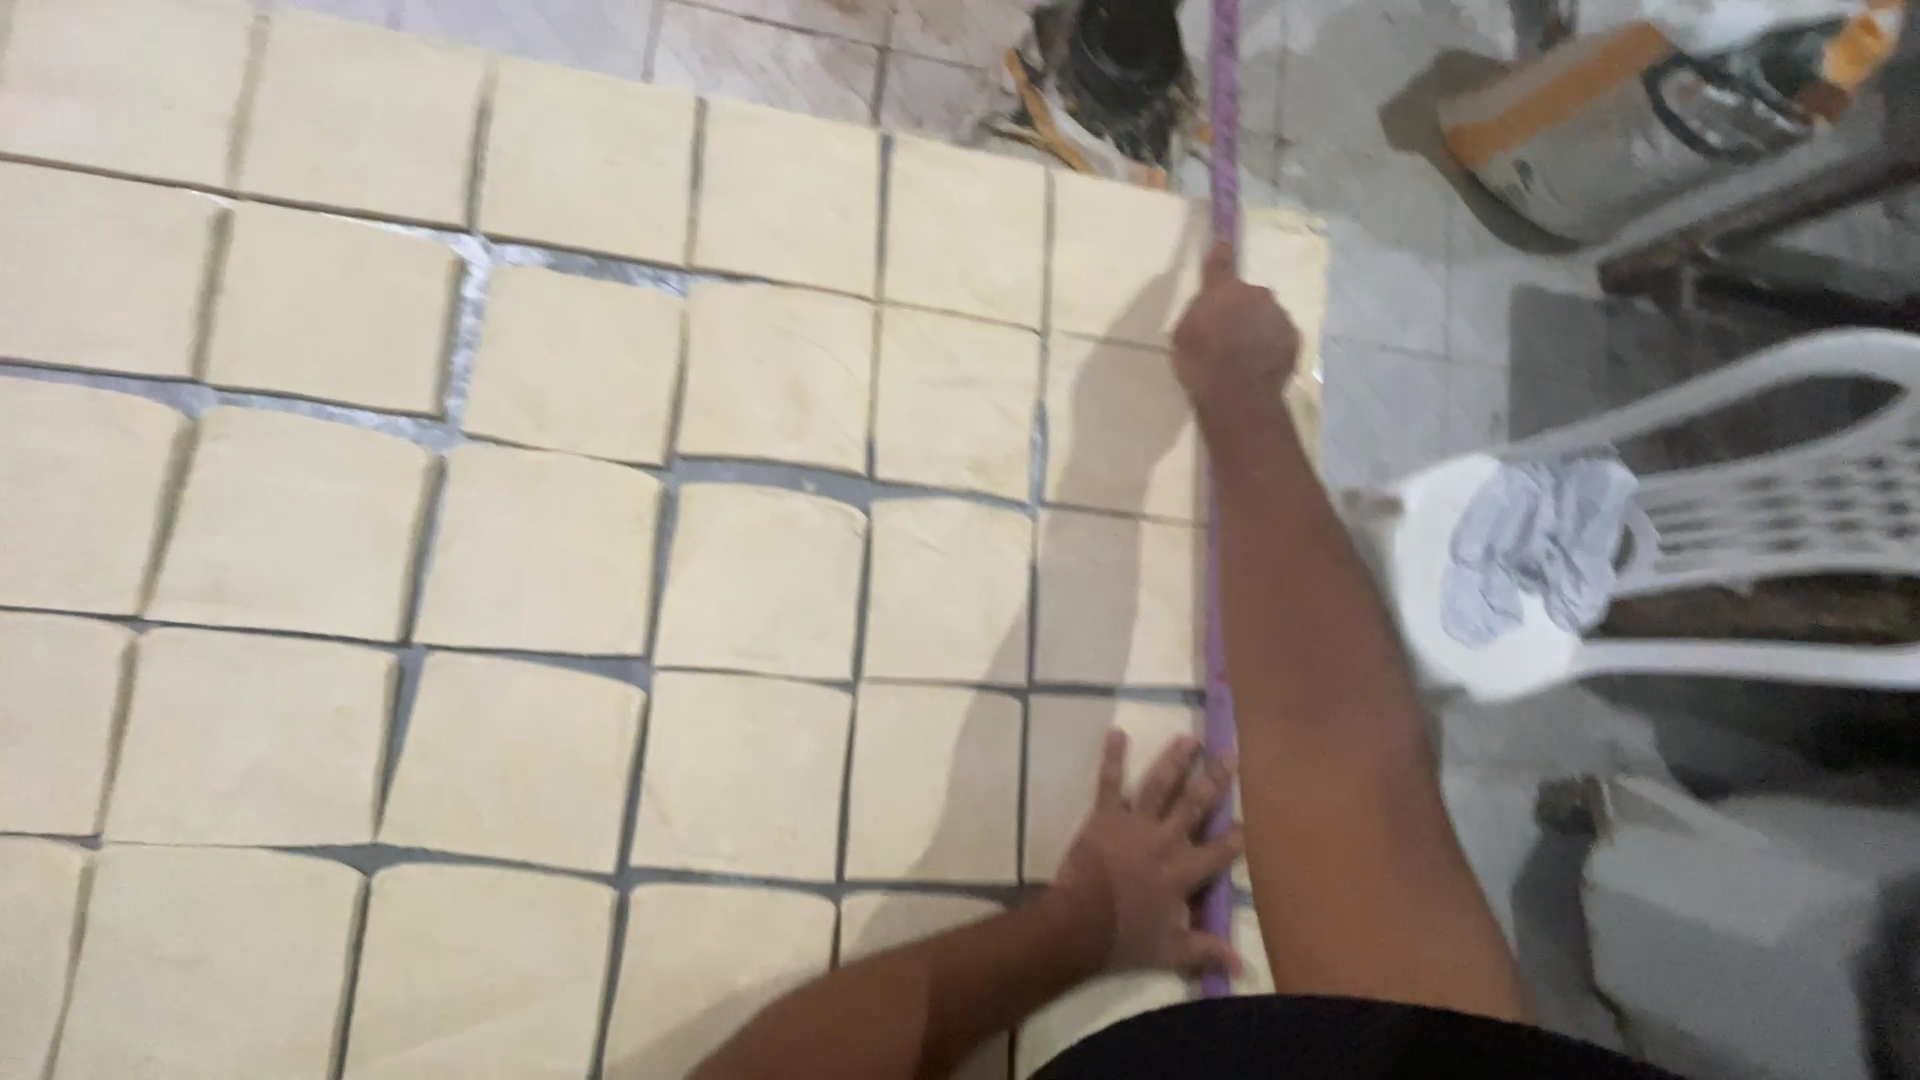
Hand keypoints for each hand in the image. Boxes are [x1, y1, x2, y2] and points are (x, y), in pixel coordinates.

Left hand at [1045, 732, 1244, 978]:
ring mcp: (1134, 823)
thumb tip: (1242, 968)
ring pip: (1159, 784)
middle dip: (1214, 778)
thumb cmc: (1126, 937)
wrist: (1081, 921)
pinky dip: (1112, 756)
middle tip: (1228, 752)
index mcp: (1184, 872)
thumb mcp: (1171, 952)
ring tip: (1188, 738)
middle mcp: (1165, 840)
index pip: (1219, 851)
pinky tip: (1117, 732)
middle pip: (1195, 804)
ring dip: (1174, 759)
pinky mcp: (1104, 815)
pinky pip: (1110, 781)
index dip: (1234, 836)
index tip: (1244, 821)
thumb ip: (1206, 951)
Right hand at [1171, 241, 1301, 436]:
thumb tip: (1208, 313)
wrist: (1238, 394)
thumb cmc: (1201, 364)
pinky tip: (1257, 367)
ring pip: (1265, 317)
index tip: (1222, 237)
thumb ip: (1198, 316)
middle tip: (1226, 338)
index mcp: (1223, 290)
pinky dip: (1269, 348)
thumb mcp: (1183, 337)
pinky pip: (1279, 337)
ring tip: (1243, 358)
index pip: (1220, 262)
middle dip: (1238, 311)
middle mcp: (1256, 293)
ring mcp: (1279, 315)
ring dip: (1255, 330)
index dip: (1219, 250)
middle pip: (1247, 297)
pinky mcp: (1294, 338)